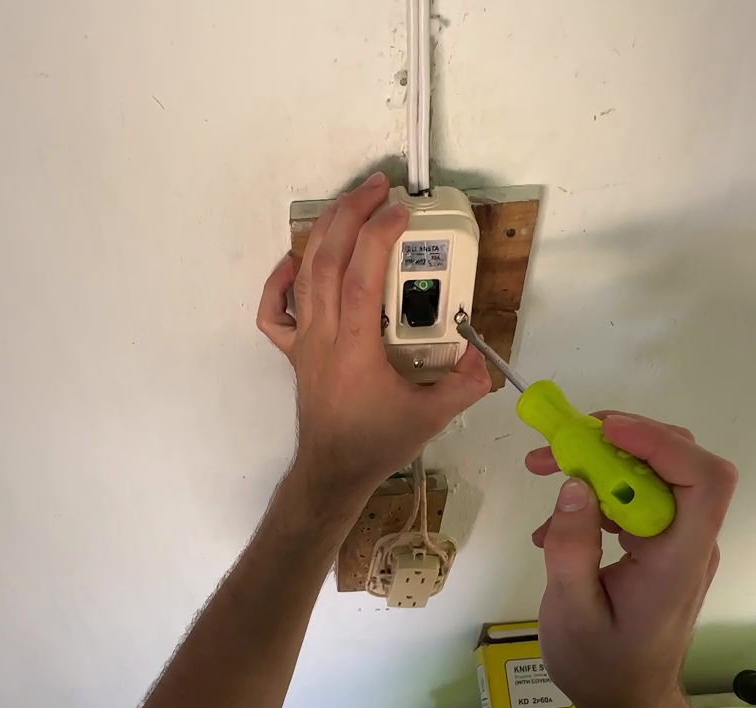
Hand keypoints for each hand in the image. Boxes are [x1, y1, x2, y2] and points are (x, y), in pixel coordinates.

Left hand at [257, 172, 490, 501]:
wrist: (333, 472)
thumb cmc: (377, 444)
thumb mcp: (433, 416)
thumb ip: (465, 383)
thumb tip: (482, 353)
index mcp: (355, 350)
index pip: (360, 279)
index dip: (379, 237)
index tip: (402, 210)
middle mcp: (323, 338)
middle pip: (325, 263)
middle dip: (349, 216)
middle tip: (376, 187)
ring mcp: (304, 344)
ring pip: (303, 277)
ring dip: (324, 234)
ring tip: (349, 206)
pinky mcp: (295, 354)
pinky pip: (274, 313)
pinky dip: (278, 283)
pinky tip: (294, 263)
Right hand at [527, 413, 737, 707]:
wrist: (624, 701)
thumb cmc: (600, 666)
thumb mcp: (571, 612)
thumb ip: (573, 550)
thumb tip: (573, 484)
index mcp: (678, 561)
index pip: (703, 481)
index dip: (661, 444)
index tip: (603, 430)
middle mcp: (689, 543)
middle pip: (680, 463)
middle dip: (620, 439)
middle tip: (561, 441)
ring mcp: (676, 543)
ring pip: (654, 474)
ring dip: (600, 461)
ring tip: (543, 467)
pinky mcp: (658, 546)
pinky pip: (635, 500)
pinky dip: (595, 494)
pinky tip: (555, 525)